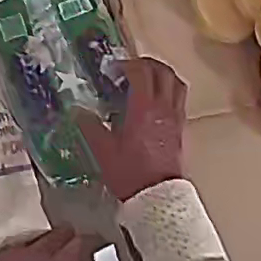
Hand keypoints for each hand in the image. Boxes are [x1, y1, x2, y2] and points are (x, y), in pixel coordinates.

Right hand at [75, 57, 186, 200]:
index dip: (127, 64)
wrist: (157, 196)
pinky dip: (170, 90)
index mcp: (144, 108)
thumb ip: (90, 126)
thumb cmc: (130, 173)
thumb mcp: (104, 150)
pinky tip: (156, 101)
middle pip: (163, 71)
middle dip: (146, 63)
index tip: (113, 69)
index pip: (142, 72)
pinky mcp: (182, 128)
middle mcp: (164, 107)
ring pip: (176, 82)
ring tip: (147, 79)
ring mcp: (176, 117)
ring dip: (162, 74)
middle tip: (130, 68)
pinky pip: (180, 98)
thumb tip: (78, 110)